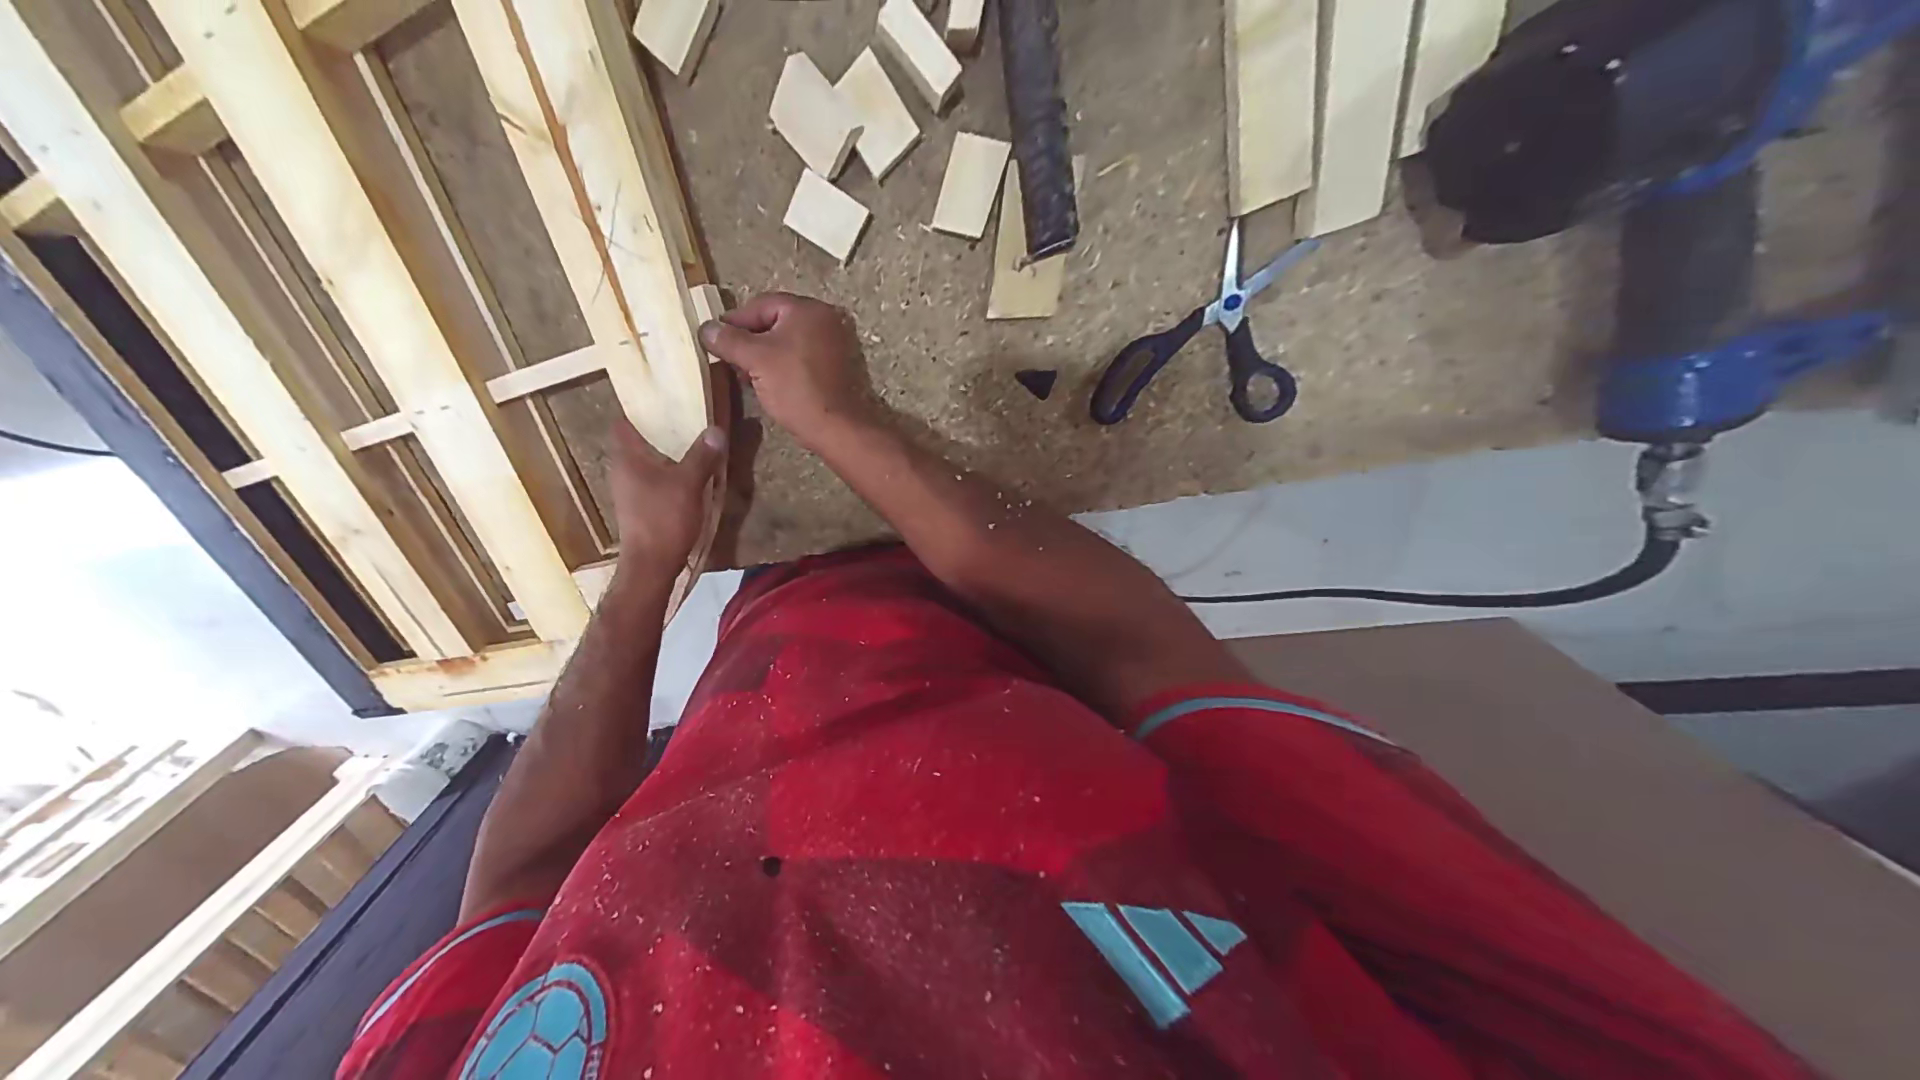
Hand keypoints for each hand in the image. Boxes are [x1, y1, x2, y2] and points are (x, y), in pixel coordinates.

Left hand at [608, 417, 725, 576]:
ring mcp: (628, 491)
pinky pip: (652, 482)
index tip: (661, 402)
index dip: (638, 411)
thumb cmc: (664, 518)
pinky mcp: (638, 508)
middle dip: (658, 433)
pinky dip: (667, 476)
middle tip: (685, 423)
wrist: (652, 565)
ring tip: (692, 449)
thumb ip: (702, 455)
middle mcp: (621, 471)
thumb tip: (716, 429)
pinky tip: (687, 480)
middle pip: (635, 443)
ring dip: (665, 457)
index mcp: (627, 458)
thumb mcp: (690, 483)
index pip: (622, 423)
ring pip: (645, 464)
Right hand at [699, 293, 881, 449]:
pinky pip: (798, 359)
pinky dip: (779, 367)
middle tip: (727, 358)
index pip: (761, 304)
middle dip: (747, 341)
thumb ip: (728, 340)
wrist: (833, 427)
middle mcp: (823, 321)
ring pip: (785, 343)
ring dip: (761, 356)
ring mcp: (830, 345)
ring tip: (742, 375)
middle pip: (774, 323)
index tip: (714, 337)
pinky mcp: (831, 368)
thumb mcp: (755, 359)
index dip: (734, 320)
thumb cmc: (795, 386)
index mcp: (807, 310)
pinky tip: (763, 384)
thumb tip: (705, 328)